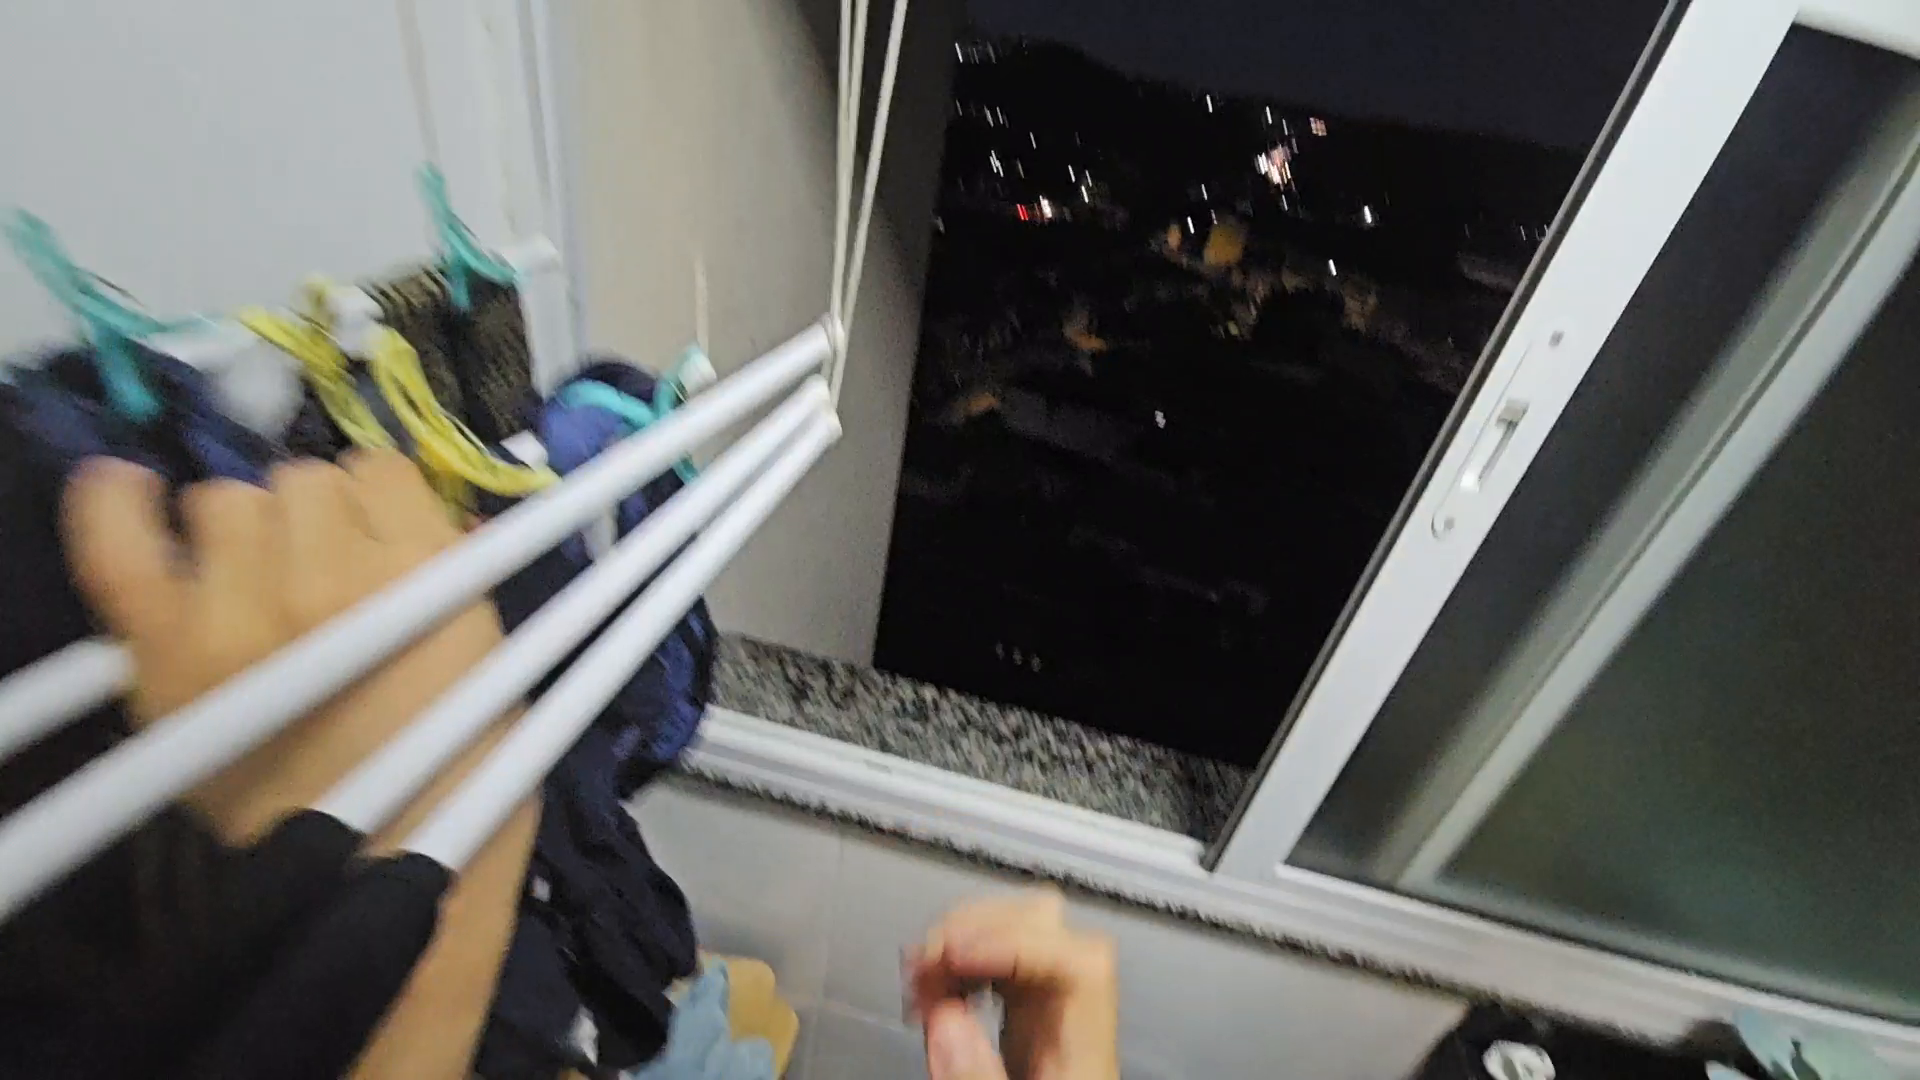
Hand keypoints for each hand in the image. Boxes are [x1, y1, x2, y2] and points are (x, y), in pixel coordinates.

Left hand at [63, 452, 536, 1079]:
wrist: (380, 858)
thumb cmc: (467, 751)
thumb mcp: (497, 646)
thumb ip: (463, 567)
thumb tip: (433, 510)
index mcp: (428, 574)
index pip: (384, 468)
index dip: (389, 492)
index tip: (393, 524)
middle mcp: (331, 575)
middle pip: (306, 478)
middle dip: (327, 512)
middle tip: (338, 564)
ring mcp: (236, 610)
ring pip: (226, 499)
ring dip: (255, 525)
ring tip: (269, 573)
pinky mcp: (161, 651)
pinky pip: (118, 546)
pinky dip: (118, 506)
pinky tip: (136, 490)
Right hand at [907, 890, 1120, 1079]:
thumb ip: (976, 1079)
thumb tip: (944, 1017)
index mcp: (1085, 1053)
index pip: (1079, 966)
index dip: (1016, 942)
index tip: (952, 953)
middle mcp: (1076, 1019)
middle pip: (1048, 929)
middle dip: (977, 930)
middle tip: (921, 964)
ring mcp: (1053, 1011)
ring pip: (1020, 933)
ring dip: (962, 940)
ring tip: (918, 977)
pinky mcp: (1029, 1015)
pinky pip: (998, 961)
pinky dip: (962, 962)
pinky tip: (934, 988)